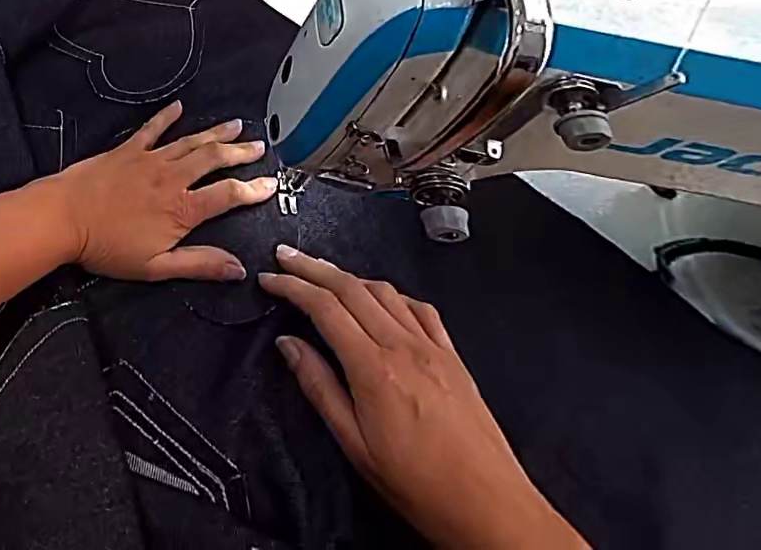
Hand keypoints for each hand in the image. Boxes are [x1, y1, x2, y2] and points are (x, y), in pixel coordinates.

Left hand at [43, 101, 274, 281]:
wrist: (64, 218)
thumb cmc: (107, 247)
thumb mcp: (155, 267)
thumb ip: (199, 265)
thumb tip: (237, 268)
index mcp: (182, 209)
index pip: (229, 195)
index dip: (254, 190)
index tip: (271, 184)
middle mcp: (173, 178)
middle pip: (215, 159)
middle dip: (241, 152)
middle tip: (259, 146)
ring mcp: (152, 159)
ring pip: (192, 141)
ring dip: (216, 133)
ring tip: (236, 125)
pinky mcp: (129, 150)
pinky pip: (153, 129)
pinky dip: (167, 117)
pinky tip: (179, 107)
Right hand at [260, 247, 588, 549]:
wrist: (489, 505)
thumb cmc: (419, 485)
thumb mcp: (355, 446)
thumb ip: (319, 387)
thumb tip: (288, 345)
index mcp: (374, 368)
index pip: (324, 308)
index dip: (292, 286)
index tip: (271, 278)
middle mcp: (402, 344)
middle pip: (350, 287)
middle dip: (313, 267)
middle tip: (287, 255)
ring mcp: (430, 344)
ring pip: (383, 289)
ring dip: (349, 275)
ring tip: (324, 272)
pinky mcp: (451, 352)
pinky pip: (418, 307)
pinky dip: (392, 294)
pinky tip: (382, 298)